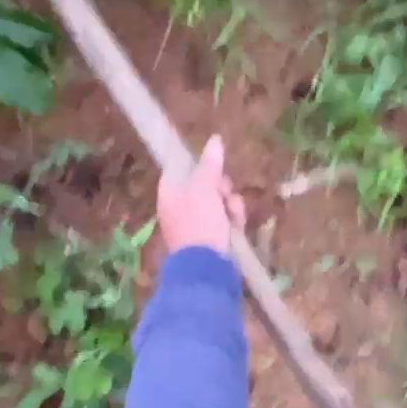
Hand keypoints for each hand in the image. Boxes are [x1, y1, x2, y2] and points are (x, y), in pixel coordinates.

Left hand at [157, 134, 245, 256]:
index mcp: (170, 192)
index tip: (214, 169)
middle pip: (206, 183)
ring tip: (233, 217)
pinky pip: (226, 218)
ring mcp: (196, 222)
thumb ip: (210, 164)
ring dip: (231, 205)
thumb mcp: (204, 188)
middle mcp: (180, 205)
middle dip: (222, 188)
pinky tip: (237, 227)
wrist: (206, 268)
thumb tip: (215, 139)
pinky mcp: (211, 236)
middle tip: (224, 195)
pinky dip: (233, 220)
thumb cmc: (199, 224)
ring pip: (220, 200)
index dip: (202, 166)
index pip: (183, 168)